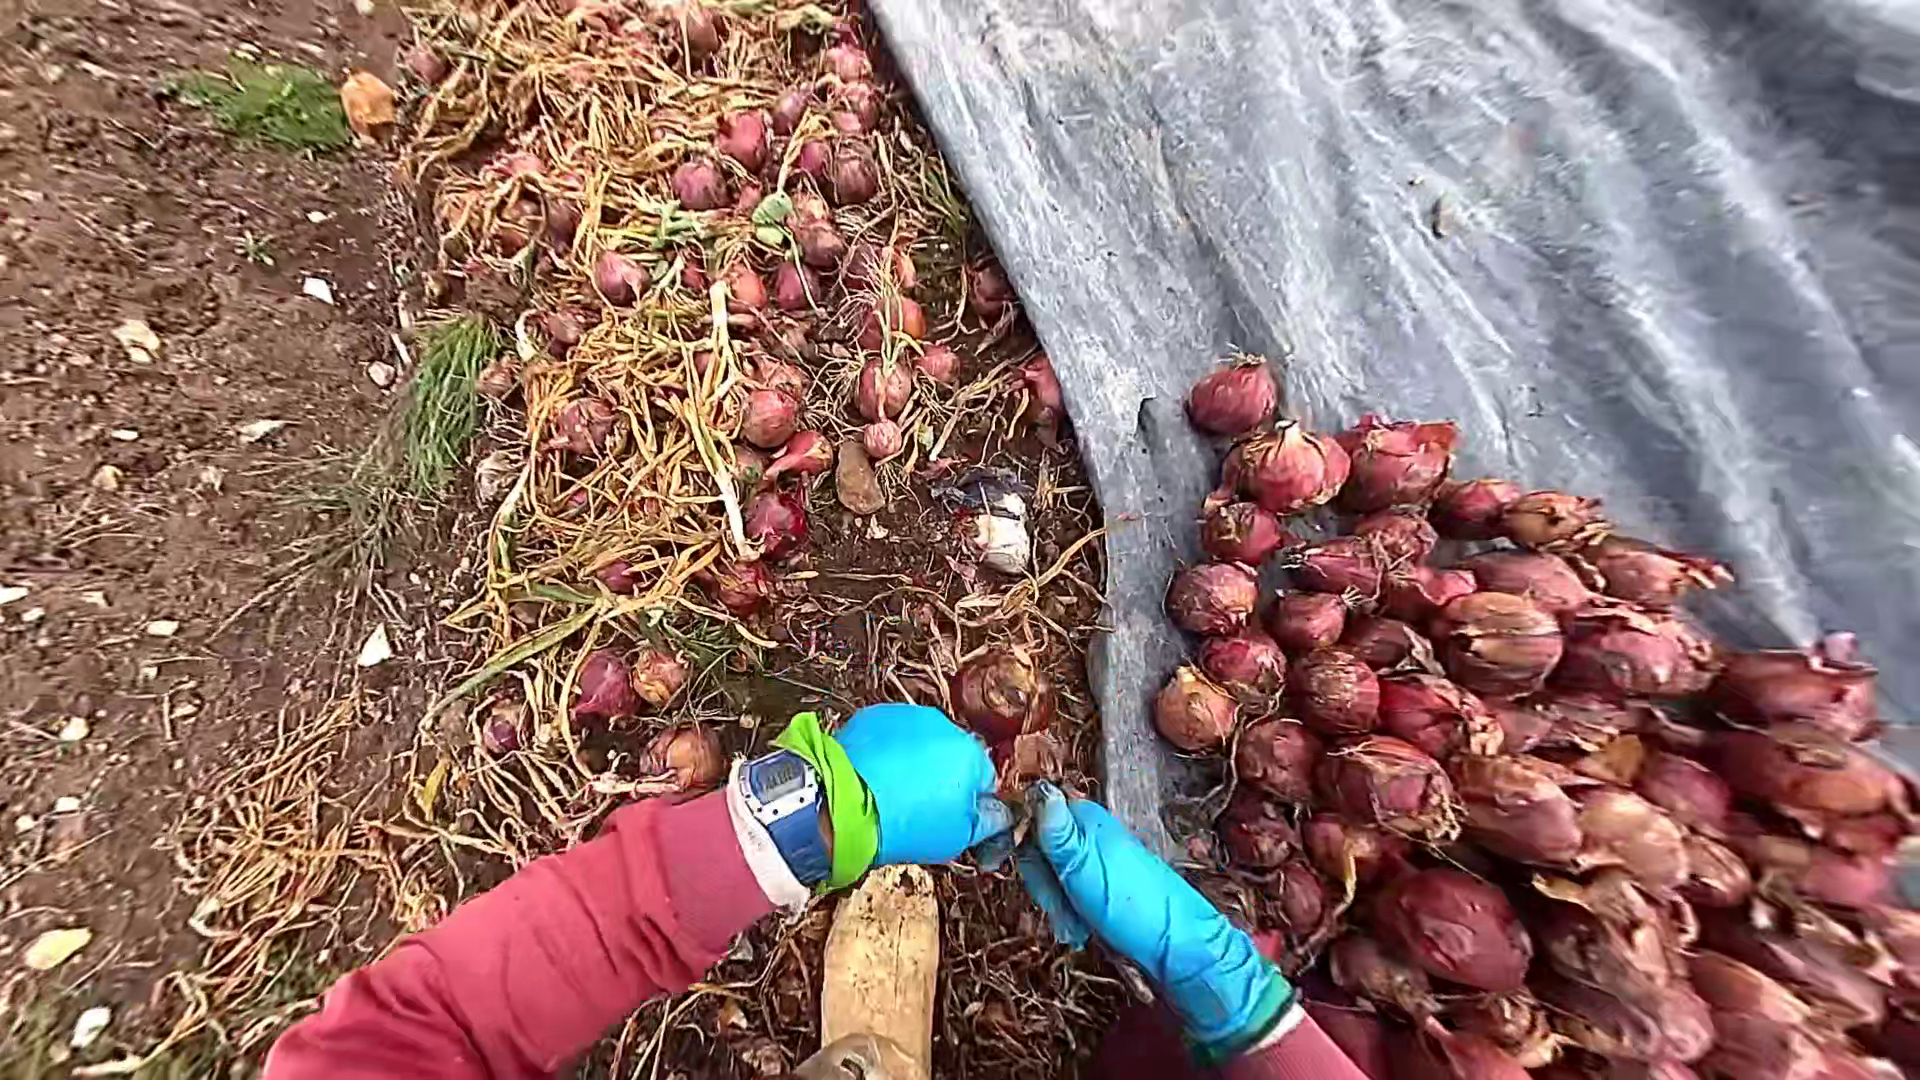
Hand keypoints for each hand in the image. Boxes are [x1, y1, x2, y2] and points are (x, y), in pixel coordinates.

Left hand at [773, 705, 1011, 888]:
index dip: (971, 801)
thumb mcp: (958, 836)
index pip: (985, 777)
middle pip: (954, 754)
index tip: (953, 816)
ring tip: (894, 792)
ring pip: (924, 741)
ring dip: (916, 761)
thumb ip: (989, 820)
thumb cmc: (902, 821)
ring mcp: (907, 716)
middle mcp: (943, 725)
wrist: (842, 801)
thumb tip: (1001, 813)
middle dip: (944, 776)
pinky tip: (875, 775)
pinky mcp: (876, 715)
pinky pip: (892, 734)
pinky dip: (888, 750)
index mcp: (969, 752)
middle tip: (922, 807)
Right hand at [1015, 782, 1289, 1056]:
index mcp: (1084, 816)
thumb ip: (1056, 830)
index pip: (1032, 816)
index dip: (1027, 849)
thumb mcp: (1083, 867)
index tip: (1035, 877)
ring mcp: (1096, 858)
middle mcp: (1088, 832)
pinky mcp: (1102, 883)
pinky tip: (1083, 929)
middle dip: (1044, 884)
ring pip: (1053, 875)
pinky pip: (1070, 892)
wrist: (1180, 950)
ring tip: (1076, 926)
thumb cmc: (1131, 907)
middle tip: (1061, 908)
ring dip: (1057, 904)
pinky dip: (1072, 913)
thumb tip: (1038, 789)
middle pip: (1040, 848)